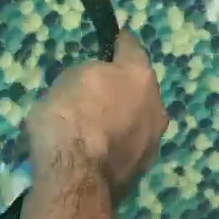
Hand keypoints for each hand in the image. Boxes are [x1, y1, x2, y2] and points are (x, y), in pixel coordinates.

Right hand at [23, 32, 167, 204]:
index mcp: (138, 75)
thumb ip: (83, 79)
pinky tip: (93, 160)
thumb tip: (89, 87)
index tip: (114, 41)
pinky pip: (125, 154)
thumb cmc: (67, 121)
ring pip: (137, 126)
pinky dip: (113, 154)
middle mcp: (156, 106)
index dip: (118, 45)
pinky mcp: (139, 174)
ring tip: (95, 137)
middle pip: (140, 92)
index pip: (130, 49)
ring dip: (121, 127)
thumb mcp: (63, 84)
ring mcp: (151, 143)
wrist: (73, 178)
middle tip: (99, 101)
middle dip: (122, 93)